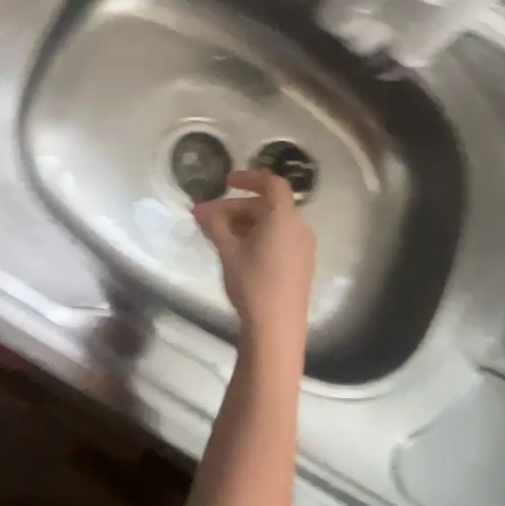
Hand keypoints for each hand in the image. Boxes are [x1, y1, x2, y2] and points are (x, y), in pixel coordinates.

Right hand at [193, 170, 316, 346]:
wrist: (277, 328)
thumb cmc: (252, 282)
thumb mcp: (227, 250)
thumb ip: (215, 224)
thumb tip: (201, 209)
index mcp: (284, 218)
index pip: (272, 184)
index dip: (249, 177)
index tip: (226, 181)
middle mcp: (299, 228)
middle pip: (267, 205)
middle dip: (235, 207)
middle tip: (208, 218)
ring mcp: (303, 248)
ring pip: (272, 223)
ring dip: (245, 222)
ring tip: (218, 235)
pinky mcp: (301, 265)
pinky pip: (279, 238)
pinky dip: (257, 235)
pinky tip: (237, 250)